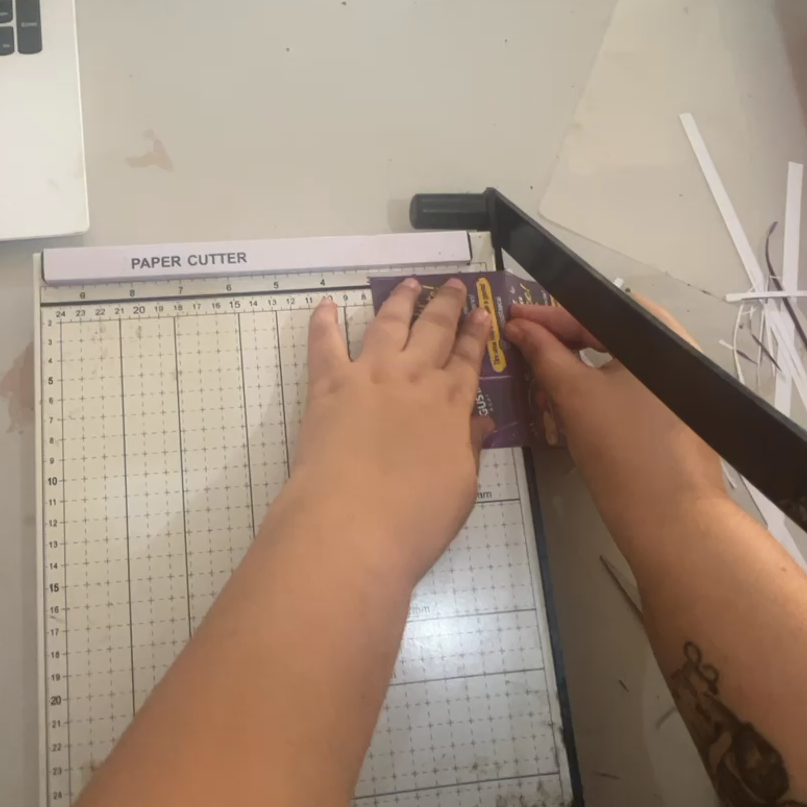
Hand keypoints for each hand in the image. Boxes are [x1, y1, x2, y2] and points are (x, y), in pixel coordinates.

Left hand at [271, 279, 495, 587]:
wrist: (352, 523)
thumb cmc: (415, 519)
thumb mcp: (462, 488)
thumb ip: (469, 448)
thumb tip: (480, 423)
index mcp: (451, 405)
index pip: (469, 360)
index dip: (477, 335)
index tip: (483, 313)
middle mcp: (414, 378)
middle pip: (435, 331)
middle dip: (447, 305)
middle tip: (455, 285)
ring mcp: (370, 375)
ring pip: (389, 324)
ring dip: (400, 301)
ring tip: (409, 283)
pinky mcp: (329, 384)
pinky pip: (325, 343)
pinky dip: (323, 321)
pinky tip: (325, 305)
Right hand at [507, 300, 725, 521]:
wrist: (671, 518)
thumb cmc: (622, 448)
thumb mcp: (574, 395)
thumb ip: (544, 353)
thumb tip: (518, 326)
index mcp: (657, 337)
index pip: (593, 311)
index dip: (548, 314)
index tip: (512, 315)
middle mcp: (675, 352)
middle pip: (607, 331)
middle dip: (561, 335)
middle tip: (522, 337)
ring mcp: (677, 384)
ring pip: (615, 358)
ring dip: (575, 360)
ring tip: (538, 364)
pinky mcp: (672, 411)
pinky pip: (627, 382)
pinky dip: (595, 382)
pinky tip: (567, 393)